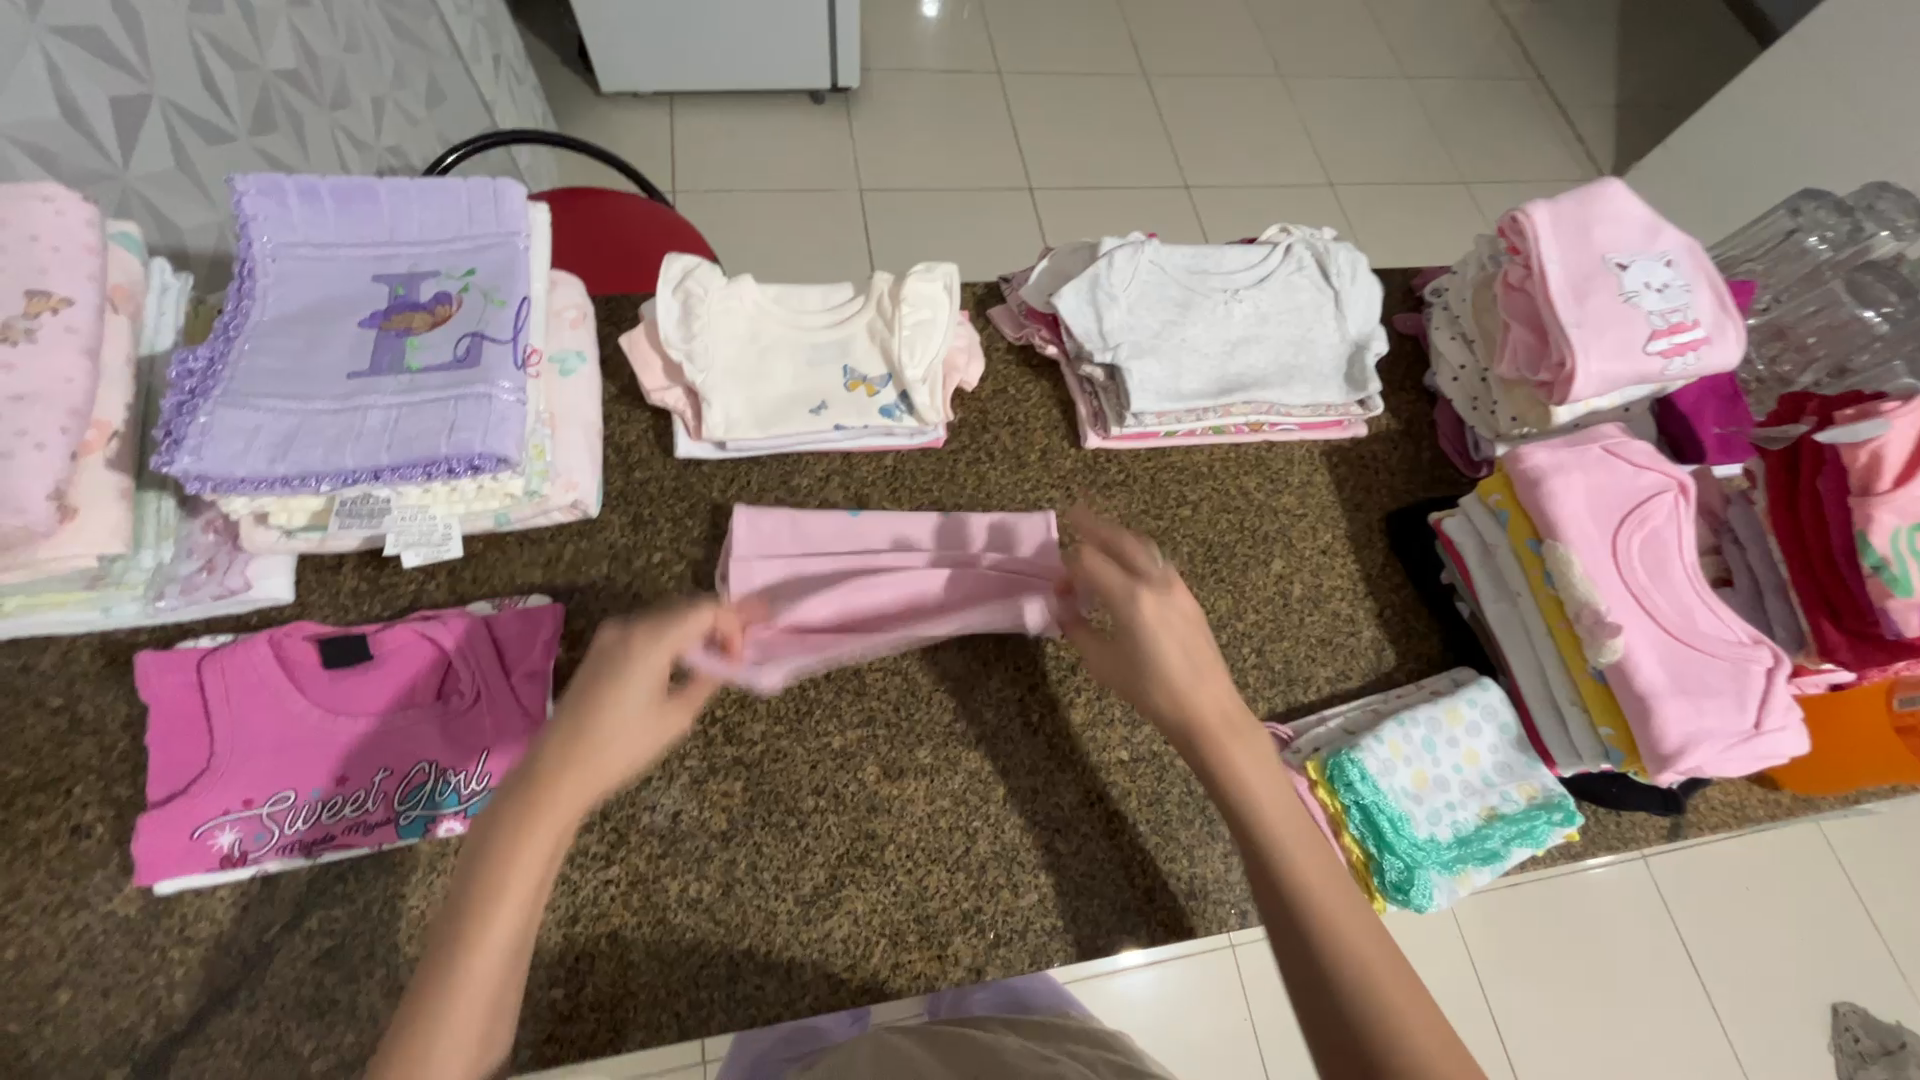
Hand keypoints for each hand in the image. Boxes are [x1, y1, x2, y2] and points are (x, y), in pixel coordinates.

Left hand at [522, 597, 748, 817]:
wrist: (558, 769)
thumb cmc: (623, 747)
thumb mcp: (677, 716)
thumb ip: (707, 679)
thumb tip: (726, 662)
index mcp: (651, 639)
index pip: (707, 609)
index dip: (732, 626)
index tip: (738, 658)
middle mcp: (630, 625)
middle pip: (687, 607)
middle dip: (715, 626)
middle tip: (731, 658)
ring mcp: (611, 634)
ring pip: (668, 617)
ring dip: (693, 632)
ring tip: (710, 663)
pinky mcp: (602, 647)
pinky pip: (647, 629)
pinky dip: (671, 639)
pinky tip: (678, 666)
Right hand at [1057, 506, 1254, 752]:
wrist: (1206, 708)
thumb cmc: (1150, 691)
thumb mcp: (1103, 664)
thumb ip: (1077, 630)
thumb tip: (1062, 609)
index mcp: (1130, 598)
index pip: (1089, 561)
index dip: (1067, 568)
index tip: (1058, 589)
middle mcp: (1154, 582)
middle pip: (1120, 540)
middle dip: (1095, 526)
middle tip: (1075, 513)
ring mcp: (1176, 586)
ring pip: (1143, 547)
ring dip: (1119, 538)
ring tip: (1101, 535)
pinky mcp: (1188, 597)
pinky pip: (1158, 562)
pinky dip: (1138, 554)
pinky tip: (1129, 566)